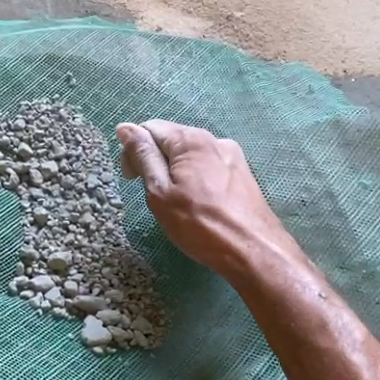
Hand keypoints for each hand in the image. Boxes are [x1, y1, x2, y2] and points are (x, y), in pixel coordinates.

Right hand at [116, 120, 305, 283]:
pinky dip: (194, 178)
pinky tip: (198, 203)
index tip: (132, 180)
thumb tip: (126, 128)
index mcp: (190, 140)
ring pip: (189, 154)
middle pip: (170, 139)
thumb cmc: (200, 224)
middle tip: (152, 195)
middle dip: (153, 160)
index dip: (133, 151)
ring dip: (174, 171)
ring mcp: (232, 156)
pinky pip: (207, 166)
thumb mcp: (160, 191)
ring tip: (176, 202)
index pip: (148, 128)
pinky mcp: (243, 174)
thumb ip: (143, 156)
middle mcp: (213, 139)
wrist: (254, 251)